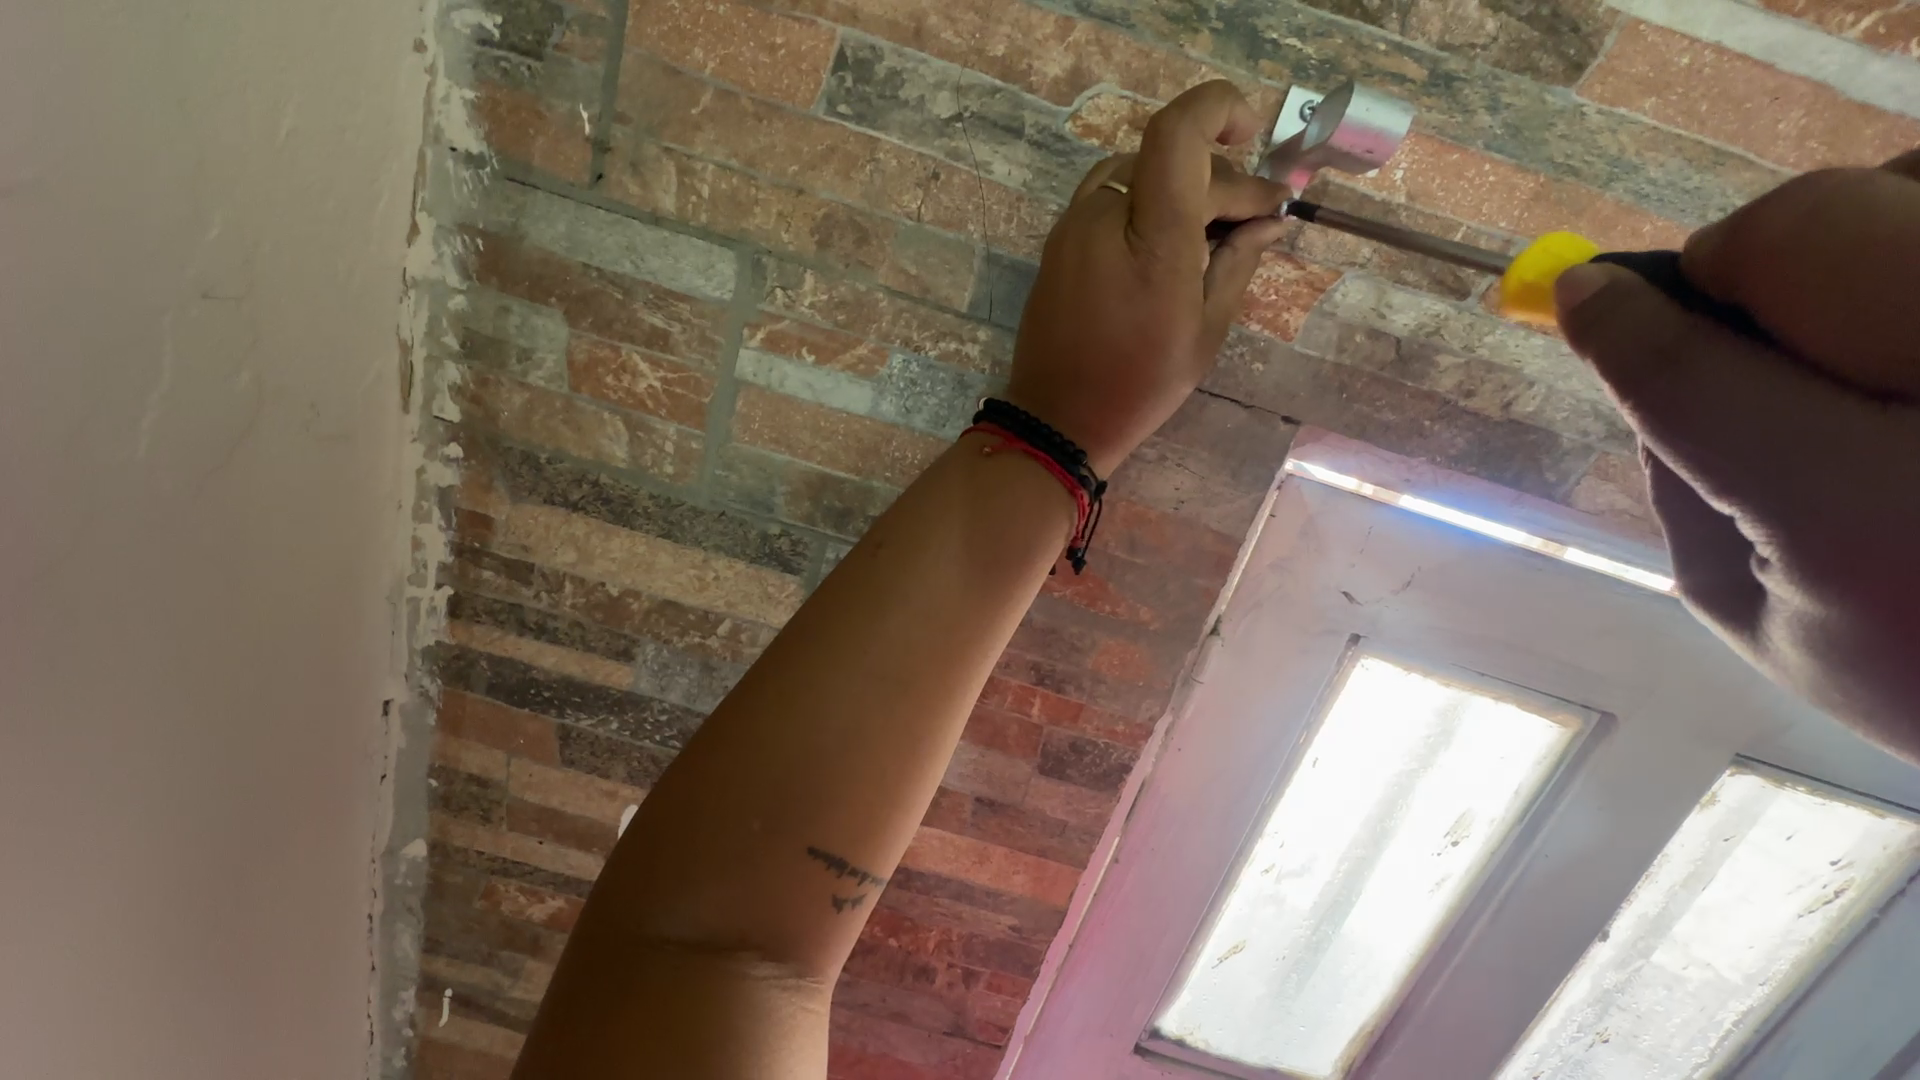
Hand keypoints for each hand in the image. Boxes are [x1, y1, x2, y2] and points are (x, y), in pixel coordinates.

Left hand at [1005, 81, 1292, 475]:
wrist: (1058, 419)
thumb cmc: (1140, 384)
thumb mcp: (1205, 330)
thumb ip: (1237, 262)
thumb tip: (1268, 221)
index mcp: (1151, 239)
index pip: (1179, 133)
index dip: (1220, 109)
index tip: (1256, 136)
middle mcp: (1104, 217)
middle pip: (1167, 157)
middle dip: (1220, 177)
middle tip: (1256, 218)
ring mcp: (1072, 228)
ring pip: (1133, 171)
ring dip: (1178, 185)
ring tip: (1211, 228)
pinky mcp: (1057, 244)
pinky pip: (1106, 198)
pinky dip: (1142, 202)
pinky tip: (1166, 238)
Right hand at [1554, 151, 1919, 754]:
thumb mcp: (1754, 612)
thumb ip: (1683, 486)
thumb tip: (1644, 358)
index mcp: (1871, 514)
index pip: (1692, 373)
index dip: (1616, 321)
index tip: (1580, 292)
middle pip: (1811, 232)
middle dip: (1741, 257)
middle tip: (1737, 309)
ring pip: (1915, 179)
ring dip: (1857, 228)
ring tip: (1866, 316)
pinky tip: (1917, 313)